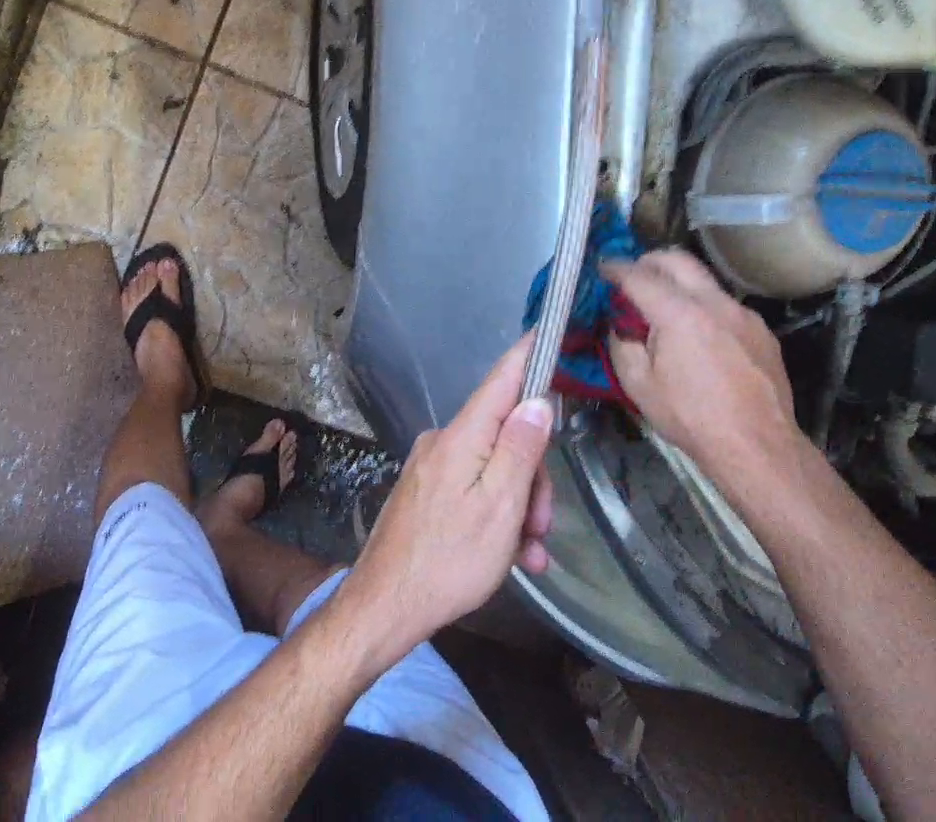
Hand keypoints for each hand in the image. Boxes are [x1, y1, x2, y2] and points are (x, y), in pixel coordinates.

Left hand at [343, 336, 555, 656]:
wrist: (386, 606)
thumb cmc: (449, 559)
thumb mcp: (500, 506)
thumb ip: (520, 449)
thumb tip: (537, 399)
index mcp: (461, 437)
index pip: (501, 380)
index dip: (528, 356)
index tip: (549, 330)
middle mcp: (442, 443)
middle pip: (505, 436)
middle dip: (533, 478)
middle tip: (541, 525)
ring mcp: (431, 468)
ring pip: (493, 470)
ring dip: (518, 508)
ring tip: (526, 554)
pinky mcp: (426, 493)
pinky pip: (473, 491)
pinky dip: (496, 519)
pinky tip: (510, 557)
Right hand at [603, 251, 811, 491]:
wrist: (755, 444)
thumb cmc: (690, 417)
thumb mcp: (639, 386)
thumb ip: (622, 347)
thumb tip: (620, 328)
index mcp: (680, 314)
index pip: (640, 277)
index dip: (616, 269)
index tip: (602, 269)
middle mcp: (715, 302)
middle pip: (678, 260)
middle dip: (649, 261)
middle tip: (632, 275)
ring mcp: (744, 314)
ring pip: (705, 281)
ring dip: (679, 284)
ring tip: (663, 308)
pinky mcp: (761, 330)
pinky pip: (726, 306)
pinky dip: (704, 308)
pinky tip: (698, 336)